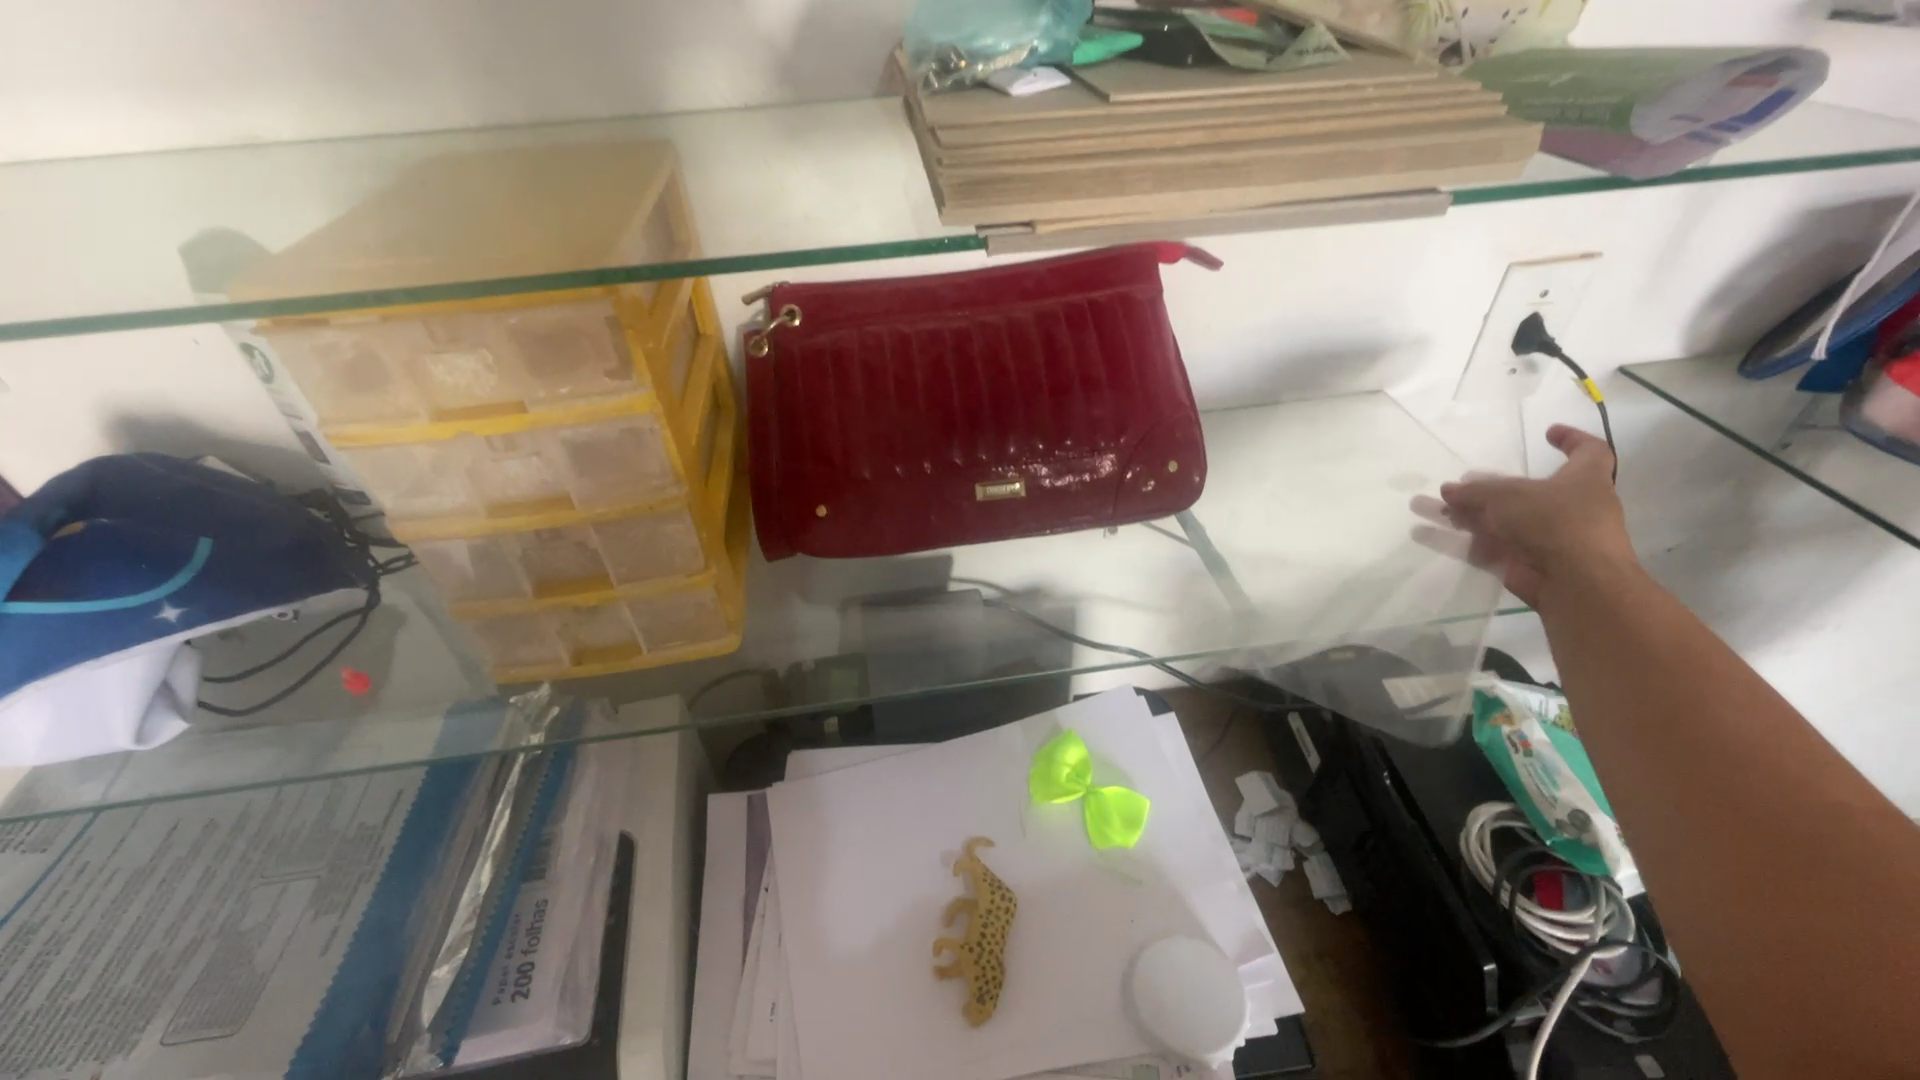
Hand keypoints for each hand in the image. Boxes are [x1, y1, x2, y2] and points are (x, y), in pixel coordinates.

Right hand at [1416, 425, 1635, 608]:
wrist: (1575, 580)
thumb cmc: (1556, 520)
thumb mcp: (1511, 495)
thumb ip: (1476, 491)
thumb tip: (1449, 490)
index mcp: (1584, 480)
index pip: (1588, 452)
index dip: (1571, 439)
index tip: (1548, 432)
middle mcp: (1567, 507)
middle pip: (1524, 492)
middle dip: (1490, 488)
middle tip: (1461, 483)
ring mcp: (1544, 537)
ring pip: (1496, 521)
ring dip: (1461, 513)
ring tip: (1424, 506)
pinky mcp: (1523, 562)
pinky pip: (1484, 547)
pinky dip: (1456, 541)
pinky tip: (1425, 533)